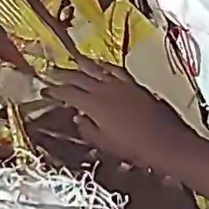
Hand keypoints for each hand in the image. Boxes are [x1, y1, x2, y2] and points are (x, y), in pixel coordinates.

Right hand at [44, 60, 203, 170]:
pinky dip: (104, 65)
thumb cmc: (133, 147)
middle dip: (63, 74)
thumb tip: (78, 117)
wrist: (164, 140)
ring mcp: (120, 84)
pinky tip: (100, 64)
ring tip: (71, 60)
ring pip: (96, 69)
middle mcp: (105, 89)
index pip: (68, 93)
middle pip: (79, 77)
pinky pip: (115, 69)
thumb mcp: (105, 143)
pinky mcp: (133, 84)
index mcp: (94, 105)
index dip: (54, 90)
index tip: (44, 89)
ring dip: (81, 65)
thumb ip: (88, 129)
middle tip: (50, 71)